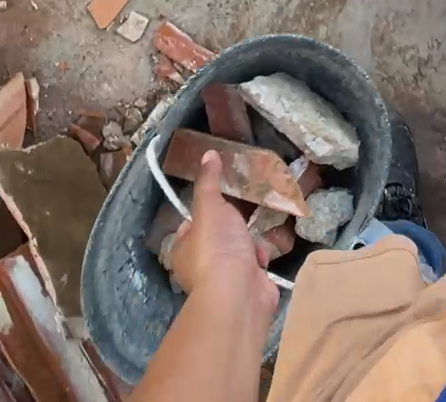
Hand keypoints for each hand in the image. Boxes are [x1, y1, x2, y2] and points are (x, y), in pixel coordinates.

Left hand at [169, 152, 279, 316]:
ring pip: (238, 248)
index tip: (222, 198)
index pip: (191, 224)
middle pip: (218, 235)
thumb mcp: (209, 206)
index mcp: (182, 249)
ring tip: (254, 236)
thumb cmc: (216, 247)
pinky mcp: (245, 286)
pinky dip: (260, 257)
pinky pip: (253, 264)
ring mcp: (222, 278)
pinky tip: (263, 256)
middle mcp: (198, 266)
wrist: (238, 292)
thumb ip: (209, 181)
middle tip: (245, 212)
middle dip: (234, 226)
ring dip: (250, 242)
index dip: (206, 209)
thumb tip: (208, 152)